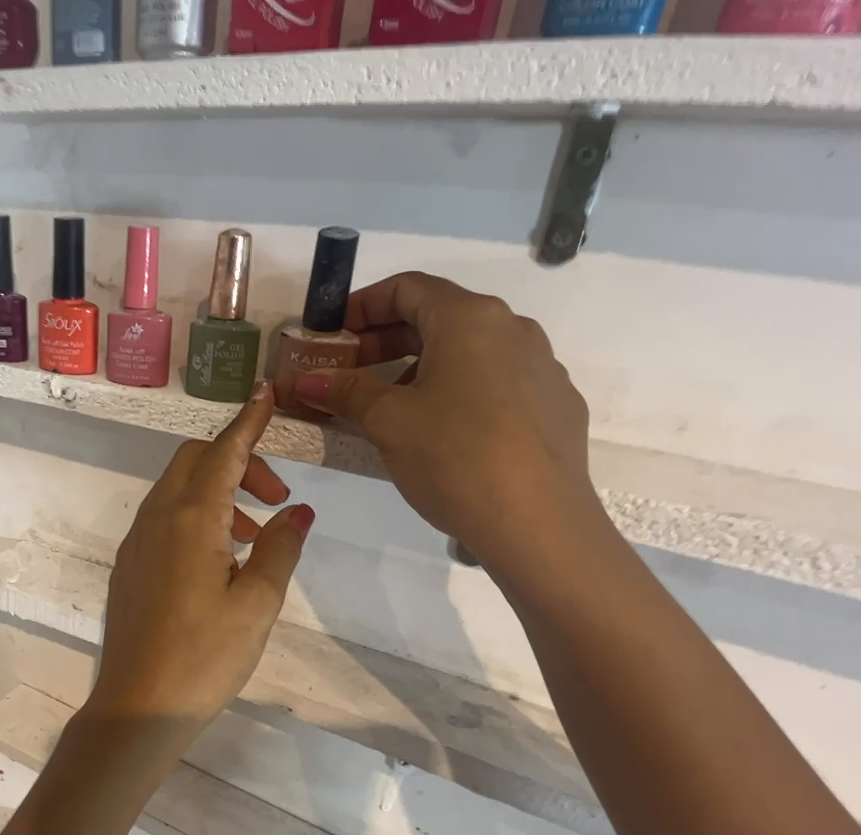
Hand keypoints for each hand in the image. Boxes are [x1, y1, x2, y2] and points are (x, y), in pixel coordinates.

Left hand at [85, 382, 313, 740]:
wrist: (137, 705)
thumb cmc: (205, 656)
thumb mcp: (259, 603)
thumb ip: (282, 547)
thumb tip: (298, 509)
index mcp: (191, 518)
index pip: (223, 451)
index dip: (248, 421)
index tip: (266, 393)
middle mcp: (156, 519)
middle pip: (195, 462)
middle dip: (238, 462)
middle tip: (277, 498)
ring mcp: (137, 543)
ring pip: (178, 491)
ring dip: (219, 494)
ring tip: (257, 540)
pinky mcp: (129, 567)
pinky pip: (164, 520)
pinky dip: (197, 518)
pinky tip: (221, 561)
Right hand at [292, 272, 601, 577]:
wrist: (537, 521)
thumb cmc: (454, 456)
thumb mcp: (388, 422)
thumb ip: (346, 392)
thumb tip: (307, 381)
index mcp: (470, 319)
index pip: (408, 288)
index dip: (362, 305)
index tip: (332, 335)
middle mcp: (512, 329)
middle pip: (439, 317)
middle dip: (385, 340)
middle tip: (348, 373)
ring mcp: (540, 367)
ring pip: (469, 352)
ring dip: (420, 368)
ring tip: (389, 408)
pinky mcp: (554, 406)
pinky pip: (495, 383)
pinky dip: (457, 392)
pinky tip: (441, 433)